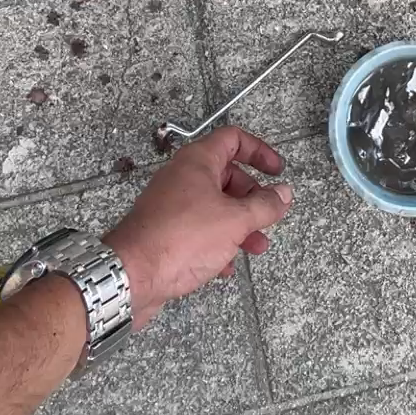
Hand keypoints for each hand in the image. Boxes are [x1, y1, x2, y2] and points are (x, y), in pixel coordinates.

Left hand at [103, 127, 292, 328]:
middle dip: (252, 198)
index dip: (260, 151)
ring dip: (239, 224)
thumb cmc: (181, 238)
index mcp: (198, 161)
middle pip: (227, 175)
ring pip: (215, 206)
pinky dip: (217, 242)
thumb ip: (265, 206)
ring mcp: (171, 203)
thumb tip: (284, 193)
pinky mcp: (164, 230)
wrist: (131, 275)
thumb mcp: (235, 220)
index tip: (277, 170)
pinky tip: (226, 266)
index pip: (234, 139)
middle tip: (267, 216)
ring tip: (255, 247)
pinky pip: (198, 229)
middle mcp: (183, 176)